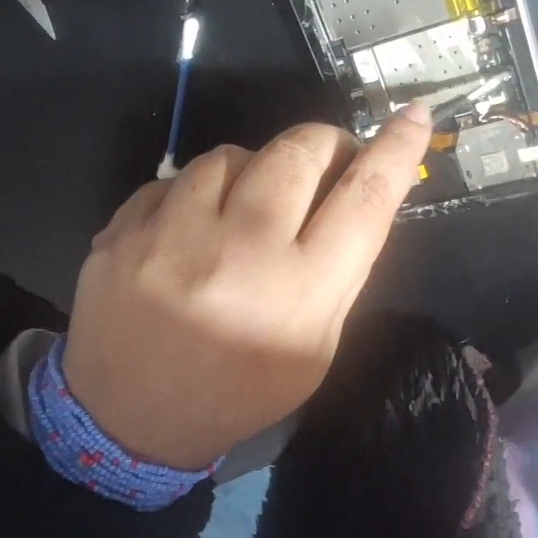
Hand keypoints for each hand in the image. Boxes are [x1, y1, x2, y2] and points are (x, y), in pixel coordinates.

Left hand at [63, 107, 432, 469]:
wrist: (132, 421)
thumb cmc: (240, 392)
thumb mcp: (314, 350)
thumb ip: (339, 274)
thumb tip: (357, 195)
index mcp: (299, 293)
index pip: (364, 199)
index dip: (397, 150)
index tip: (414, 117)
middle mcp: (239, 253)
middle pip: (299, 152)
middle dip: (324, 144)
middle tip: (326, 161)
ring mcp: (172, 237)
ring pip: (231, 154)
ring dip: (254, 169)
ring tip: (248, 208)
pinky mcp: (123, 231)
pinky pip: (175, 179)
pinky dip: (196, 194)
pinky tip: (193, 230)